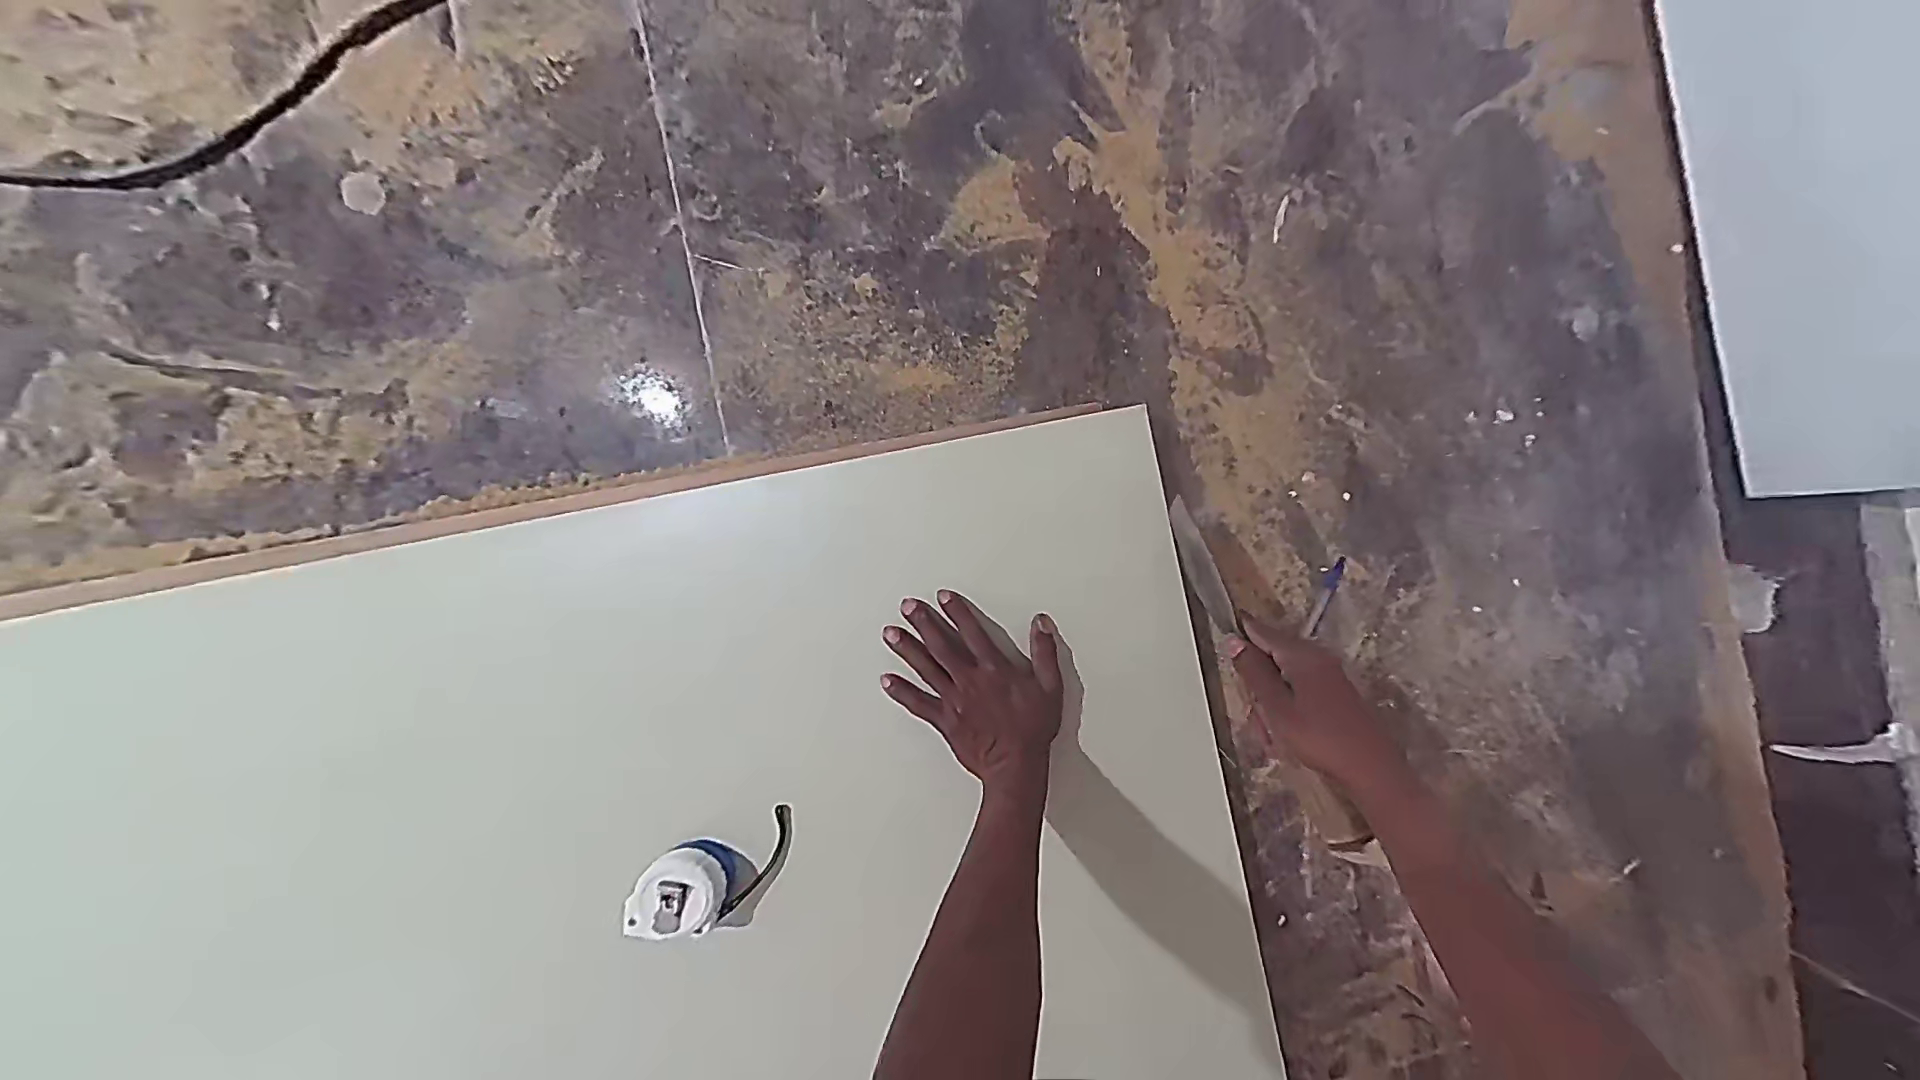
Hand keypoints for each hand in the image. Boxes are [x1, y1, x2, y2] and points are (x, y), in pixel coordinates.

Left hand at [882, 591, 1063, 795]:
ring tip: (890, 633)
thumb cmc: (1033, 729)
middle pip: (941, 645)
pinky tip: (887, 680)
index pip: (972, 632)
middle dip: (923, 623)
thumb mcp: (1050, 686)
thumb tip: (1041, 623)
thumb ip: (1045, 652)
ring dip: (907, 648)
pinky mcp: (944, 720)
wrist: (1016, 766)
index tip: (943, 597)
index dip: (957, 611)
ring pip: (925, 668)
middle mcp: (969, 680)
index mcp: (994, 669)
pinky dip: (901, 691)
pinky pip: (918, 703)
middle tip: (907, 606)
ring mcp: (954, 700)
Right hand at [1226, 616, 1408, 796]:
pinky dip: (1285, 708)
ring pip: (1282, 676)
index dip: (1239, 636)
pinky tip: (1285, 734)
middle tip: (1254, 714)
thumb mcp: (1276, 707)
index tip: (1224, 650)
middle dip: (1256, 682)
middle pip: (1271, 656)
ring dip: (1269, 701)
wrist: (1372, 770)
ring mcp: (1327, 674)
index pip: (1261, 631)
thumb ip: (1254, 672)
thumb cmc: (1319, 738)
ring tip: (1270, 734)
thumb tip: (1233, 641)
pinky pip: (1297, 690)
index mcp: (1301, 655)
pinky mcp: (1333, 692)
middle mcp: (1316, 657)